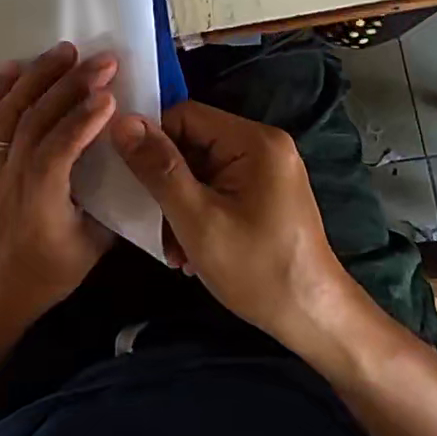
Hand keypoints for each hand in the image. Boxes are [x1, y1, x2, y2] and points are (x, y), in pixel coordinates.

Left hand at [0, 42, 118, 325]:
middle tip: (102, 60)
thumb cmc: (55, 268)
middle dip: (68, 86)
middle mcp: (11, 178)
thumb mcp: (96, 245)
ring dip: (38, 77)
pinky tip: (16, 66)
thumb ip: (114, 202)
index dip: (80, 122)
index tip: (109, 96)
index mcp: (39, 203)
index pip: (55, 153)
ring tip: (65, 51)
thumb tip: (138, 157)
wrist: (4, 283)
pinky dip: (0, 90)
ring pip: (10, 113)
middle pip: (34, 122)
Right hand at [110, 101, 356, 344]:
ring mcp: (267, 171)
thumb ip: (159, 169)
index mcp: (254, 141)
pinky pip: (217, 189)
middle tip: (155, 227)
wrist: (314, 320)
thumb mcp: (198, 220)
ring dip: (180, 207)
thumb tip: (122, 121)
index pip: (185, 115)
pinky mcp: (265, 194)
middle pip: (192, 144)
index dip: (153, 142)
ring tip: (175, 251)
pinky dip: (199, 215)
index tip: (131, 179)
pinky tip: (192, 252)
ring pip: (201, 171)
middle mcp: (263, 146)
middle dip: (167, 185)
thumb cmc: (257, 269)